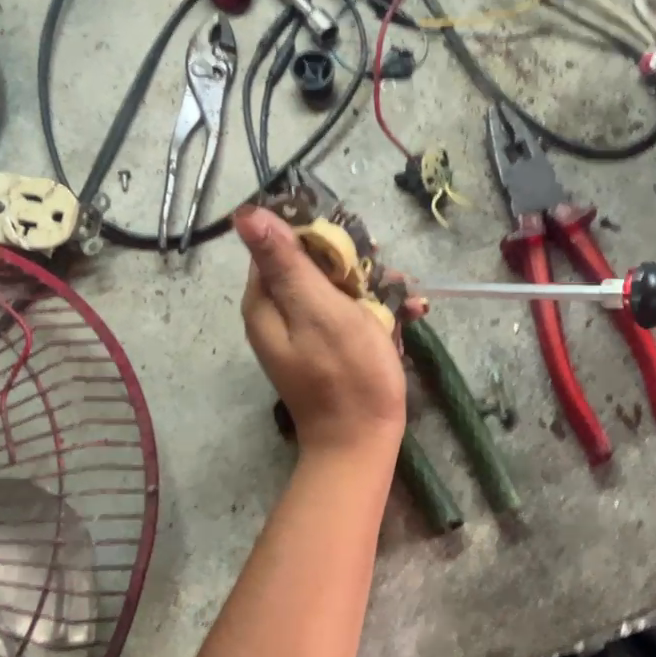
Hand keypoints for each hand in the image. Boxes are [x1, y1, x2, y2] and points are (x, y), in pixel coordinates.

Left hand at [235, 207, 406, 454]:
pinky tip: (409, 315)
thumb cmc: (347, 375)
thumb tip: (247, 214)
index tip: (357, 248)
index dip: (322, 236)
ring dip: (375, 287)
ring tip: (407, 299)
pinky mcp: (329, 345)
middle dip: (356, 264)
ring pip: (338, 286)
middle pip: (314, 263)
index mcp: (267, 300)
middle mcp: (279, 311)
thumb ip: (288, 263)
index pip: (283, 242)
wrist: (362, 442)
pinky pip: (350, 312)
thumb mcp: (320, 311)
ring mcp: (305, 330)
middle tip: (388, 278)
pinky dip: (378, 310)